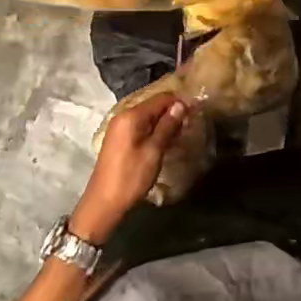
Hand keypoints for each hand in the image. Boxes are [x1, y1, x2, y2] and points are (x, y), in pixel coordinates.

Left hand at [71, 93, 190, 242]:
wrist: (104, 202)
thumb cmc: (131, 177)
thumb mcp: (153, 151)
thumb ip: (167, 126)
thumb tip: (181, 105)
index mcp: (131, 116)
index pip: (160, 99)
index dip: (178, 103)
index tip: (195, 112)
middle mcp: (123, 116)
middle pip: (152, 106)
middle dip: (171, 113)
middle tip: (189, 126)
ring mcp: (119, 127)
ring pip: (147, 117)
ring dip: (163, 123)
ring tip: (180, 134)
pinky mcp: (119, 139)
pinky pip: (140, 127)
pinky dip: (153, 131)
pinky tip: (164, 141)